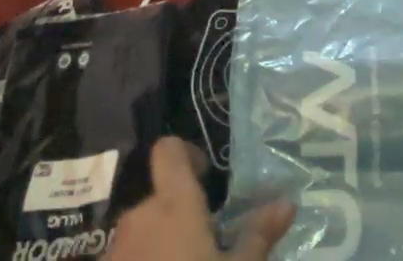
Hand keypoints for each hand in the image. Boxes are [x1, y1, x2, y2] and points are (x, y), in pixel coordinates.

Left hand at [110, 138, 294, 260]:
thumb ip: (259, 235)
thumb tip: (286, 203)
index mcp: (175, 205)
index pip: (168, 151)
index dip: (186, 154)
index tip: (207, 176)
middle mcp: (139, 218)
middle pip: (160, 197)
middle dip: (182, 214)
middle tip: (210, 243)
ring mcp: (116, 251)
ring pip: (144, 230)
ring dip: (164, 242)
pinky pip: (129, 258)